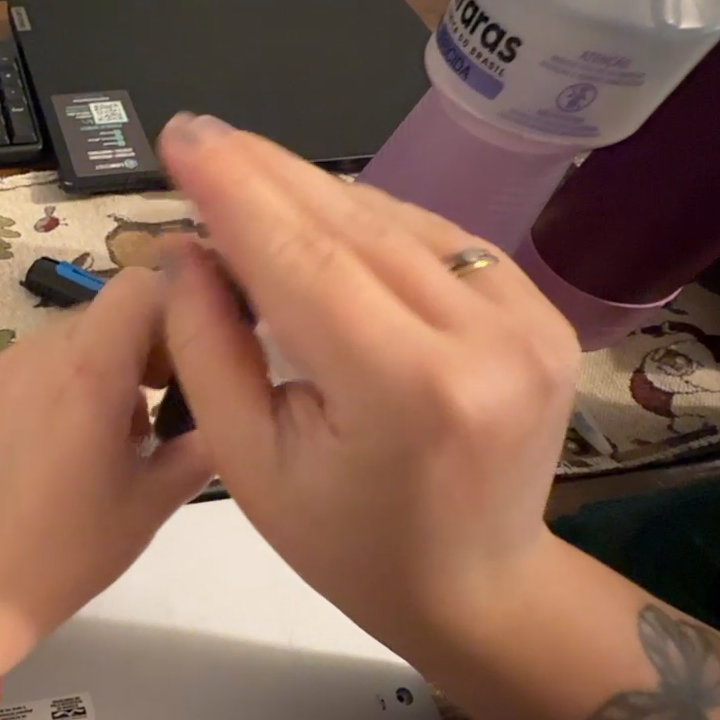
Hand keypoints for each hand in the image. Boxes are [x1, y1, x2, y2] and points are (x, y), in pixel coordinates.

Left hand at [0, 268, 210, 669]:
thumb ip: (199, 446)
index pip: (140, 286)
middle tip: (150, 420)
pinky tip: (51, 453)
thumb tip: (222, 412)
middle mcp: (36, 356)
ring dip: (99, 372)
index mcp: (87, 373)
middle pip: (105, 316)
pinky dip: (56, 388)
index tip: (184, 368)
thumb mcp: (150, 504)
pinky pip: (28, 369)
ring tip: (101, 445)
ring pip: (67, 343)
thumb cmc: (65, 553)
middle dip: (141, 351)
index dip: (174, 313)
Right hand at [158, 113, 579, 640]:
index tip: (180, 137)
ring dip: (307, 191)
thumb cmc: (343, 544)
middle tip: (196, 135)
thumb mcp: (247, 462)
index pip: (301, 258)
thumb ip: (208, 350)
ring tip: (238, 172)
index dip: (233, 189)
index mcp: (403, 388)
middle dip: (263, 172)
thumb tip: (183, 252)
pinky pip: (432, 240)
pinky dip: (362, 217)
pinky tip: (313, 212)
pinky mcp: (539, 311)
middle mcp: (482, 335)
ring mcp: (527, 317)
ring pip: (393, 220)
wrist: (474, 585)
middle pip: (350, 223)